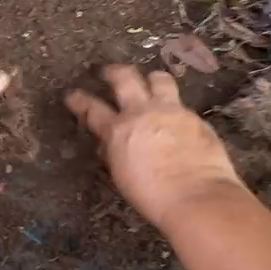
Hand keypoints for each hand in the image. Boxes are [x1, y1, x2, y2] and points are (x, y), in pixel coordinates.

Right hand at [65, 65, 250, 230]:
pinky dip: (173, 108)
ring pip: (159, 79)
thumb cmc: (154, 195)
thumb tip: (110, 144)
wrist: (198, 198)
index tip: (72, 95)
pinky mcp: (195, 118)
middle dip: (113, 71)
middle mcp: (143, 113)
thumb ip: (114, 151)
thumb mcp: (122, 173)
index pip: (92, 108)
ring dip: (151, 79)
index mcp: (118, 130)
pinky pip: (180, 104)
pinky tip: (175, 120)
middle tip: (108, 72)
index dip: (79, 100)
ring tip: (150, 83)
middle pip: (125, 78)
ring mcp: (172, 112)